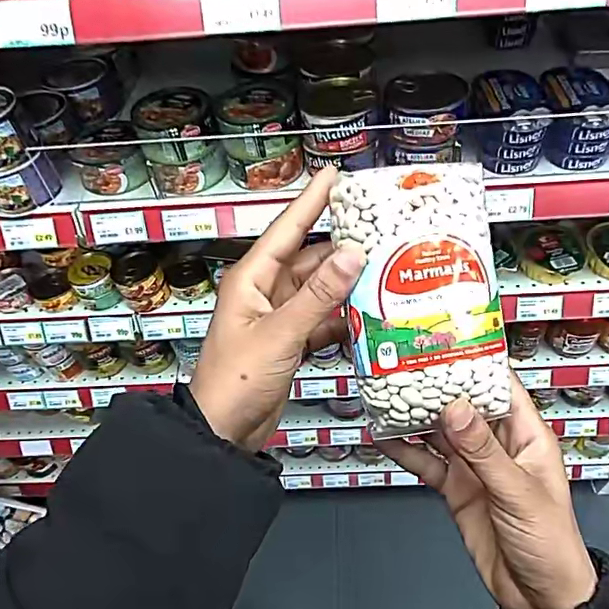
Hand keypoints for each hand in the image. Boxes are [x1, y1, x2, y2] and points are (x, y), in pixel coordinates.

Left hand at [188, 168, 364, 449]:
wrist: (224, 431)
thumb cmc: (235, 382)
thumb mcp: (280, 333)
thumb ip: (318, 296)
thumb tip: (352, 255)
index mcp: (252, 280)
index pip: (286, 230)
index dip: (311, 202)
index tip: (334, 177)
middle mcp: (265, 294)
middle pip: (309, 260)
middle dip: (341, 248)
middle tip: (379, 230)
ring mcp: (279, 319)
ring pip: (319, 291)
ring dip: (346, 285)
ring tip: (384, 270)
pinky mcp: (291, 342)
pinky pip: (322, 321)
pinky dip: (342, 319)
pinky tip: (368, 315)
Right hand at [377, 378, 596, 608]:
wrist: (540, 598)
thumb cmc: (550, 544)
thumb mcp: (517, 492)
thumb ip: (482, 450)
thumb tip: (455, 407)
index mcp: (526, 435)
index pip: (500, 386)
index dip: (474, 363)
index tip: (444, 344)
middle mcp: (498, 445)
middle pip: (463, 405)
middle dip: (436, 387)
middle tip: (403, 366)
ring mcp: (474, 467)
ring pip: (440, 432)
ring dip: (415, 417)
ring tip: (386, 396)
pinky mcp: (457, 488)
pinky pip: (427, 462)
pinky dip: (406, 450)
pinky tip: (385, 439)